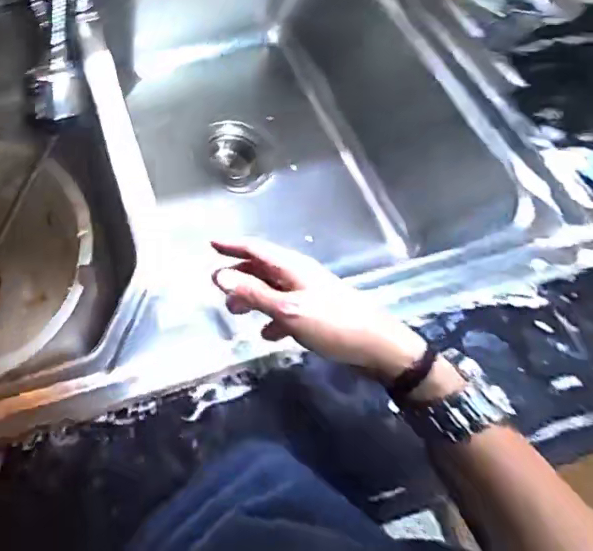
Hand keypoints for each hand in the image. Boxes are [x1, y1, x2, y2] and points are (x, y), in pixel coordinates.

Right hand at [211, 238, 427, 379]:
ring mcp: (309, 292)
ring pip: (272, 288)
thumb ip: (253, 294)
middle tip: (217, 287)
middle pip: (262, 267)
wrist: (381, 348)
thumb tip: (218, 276)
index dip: (232, 246)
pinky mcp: (318, 313)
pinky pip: (286, 308)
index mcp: (291, 266)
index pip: (255, 248)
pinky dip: (272, 316)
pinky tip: (267, 334)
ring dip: (252, 297)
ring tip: (235, 314)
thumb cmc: (332, 324)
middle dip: (238, 275)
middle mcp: (298, 274)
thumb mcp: (288, 310)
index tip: (211, 245)